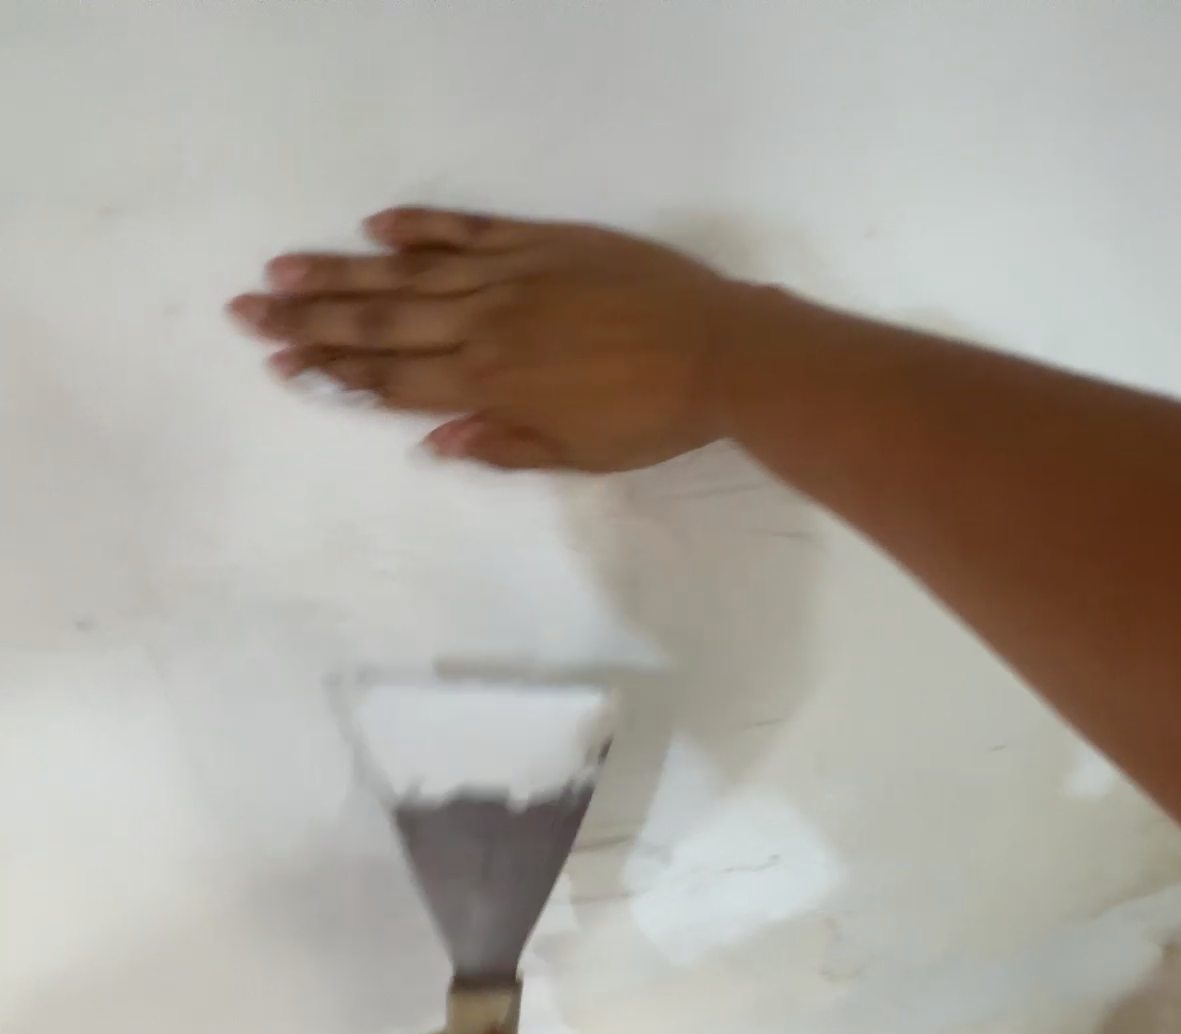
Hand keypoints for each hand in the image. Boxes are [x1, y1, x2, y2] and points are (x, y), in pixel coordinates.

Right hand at [230, 207, 742, 470]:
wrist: (722, 354)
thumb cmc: (661, 417)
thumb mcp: (588, 454)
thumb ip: (509, 447)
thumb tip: (433, 443)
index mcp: (499, 386)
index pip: (400, 380)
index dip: (341, 374)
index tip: (288, 365)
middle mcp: (491, 327)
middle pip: (387, 323)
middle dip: (315, 321)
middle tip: (251, 312)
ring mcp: (518, 278)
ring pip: (414, 274)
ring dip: (345, 272)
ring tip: (283, 269)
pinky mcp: (550, 243)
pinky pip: (474, 230)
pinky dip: (426, 227)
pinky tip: (380, 225)